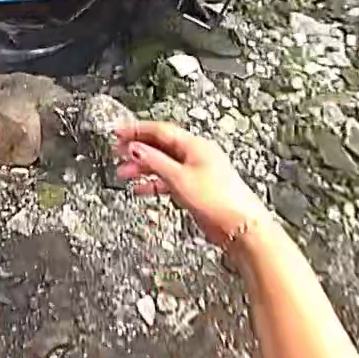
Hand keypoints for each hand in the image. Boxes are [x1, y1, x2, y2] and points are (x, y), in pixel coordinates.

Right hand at [114, 120, 274, 247]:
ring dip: (142, 167)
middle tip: (117, 151)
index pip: (160, 130)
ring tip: (124, 173)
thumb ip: (154, 161)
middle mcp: (195, 155)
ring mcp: (195, 171)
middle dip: (137, 149)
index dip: (137, 130)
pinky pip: (167, 179)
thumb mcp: (179, 177)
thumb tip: (135, 147)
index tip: (118, 133)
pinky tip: (140, 189)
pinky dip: (152, 182)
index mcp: (195, 145)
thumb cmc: (219, 200)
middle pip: (160, 146)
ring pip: (162, 163)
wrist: (241, 227)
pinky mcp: (194, 187)